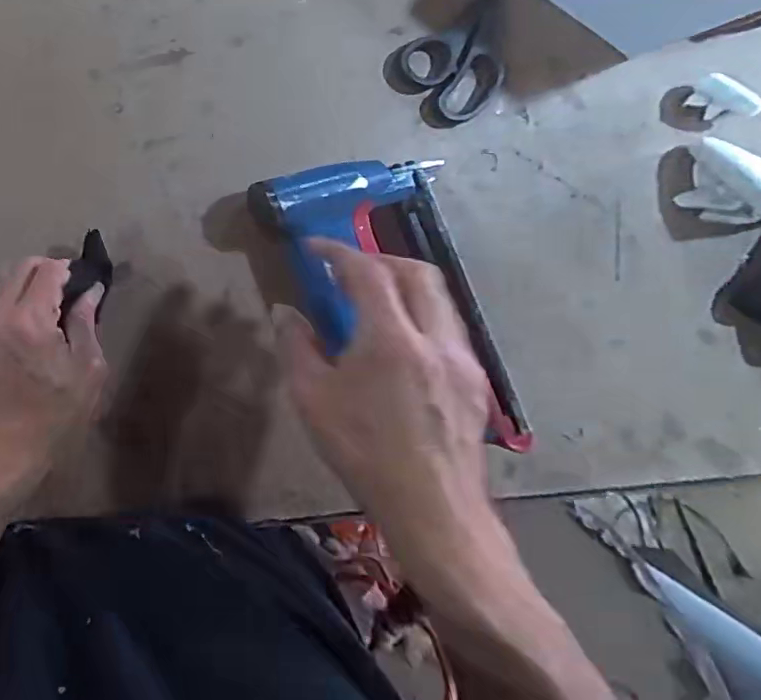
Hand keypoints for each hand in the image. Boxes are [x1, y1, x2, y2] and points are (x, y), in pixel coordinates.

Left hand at [0, 257, 107, 501]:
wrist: (9, 446)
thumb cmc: (56, 412)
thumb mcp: (87, 368)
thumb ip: (87, 321)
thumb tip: (90, 290)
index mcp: (29, 320)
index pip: (48, 270)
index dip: (70, 270)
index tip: (86, 282)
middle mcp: (0, 313)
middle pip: (24, 265)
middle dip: (50, 268)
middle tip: (72, 289)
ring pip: (7, 276)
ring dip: (32, 278)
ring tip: (55, 299)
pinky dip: (17, 291)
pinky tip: (36, 312)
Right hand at [276, 238, 491, 526]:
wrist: (435, 512)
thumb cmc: (364, 453)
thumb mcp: (313, 400)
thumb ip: (295, 346)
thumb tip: (285, 311)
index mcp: (391, 339)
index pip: (367, 272)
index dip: (338, 252)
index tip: (314, 247)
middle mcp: (435, 338)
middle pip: (416, 272)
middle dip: (379, 259)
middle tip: (349, 267)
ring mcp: (463, 359)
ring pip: (440, 297)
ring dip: (405, 283)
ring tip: (375, 297)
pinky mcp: (476, 381)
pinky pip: (449, 325)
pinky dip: (422, 312)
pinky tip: (401, 340)